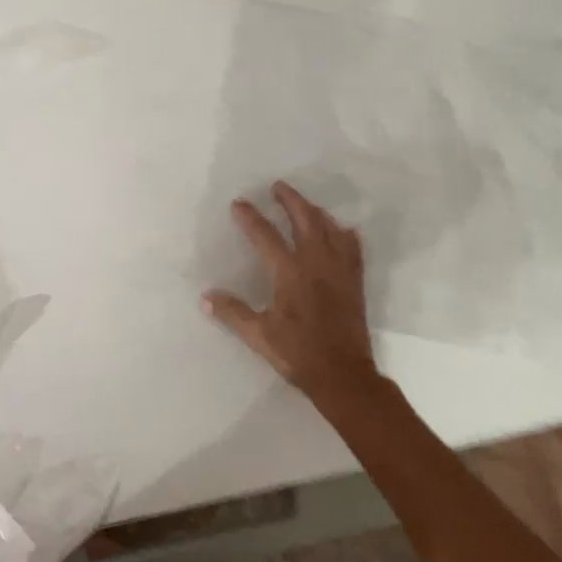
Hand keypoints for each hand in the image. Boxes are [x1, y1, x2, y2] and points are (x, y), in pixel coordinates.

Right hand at [203, 181, 386, 409]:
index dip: (251, 218)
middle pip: (305, 221)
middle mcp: (317, 265)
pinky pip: (352, 250)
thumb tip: (206, 297)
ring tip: (305, 205)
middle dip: (291, 201)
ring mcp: (340, 272)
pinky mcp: (355, 283)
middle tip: (278, 187)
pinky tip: (343, 231)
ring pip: (330, 230)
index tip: (239, 203)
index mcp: (290, 274)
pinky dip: (345, 235)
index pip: (266, 237)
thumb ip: (232, 312)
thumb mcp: (258, 335)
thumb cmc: (298, 353)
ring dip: (316, 213)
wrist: (343, 374)